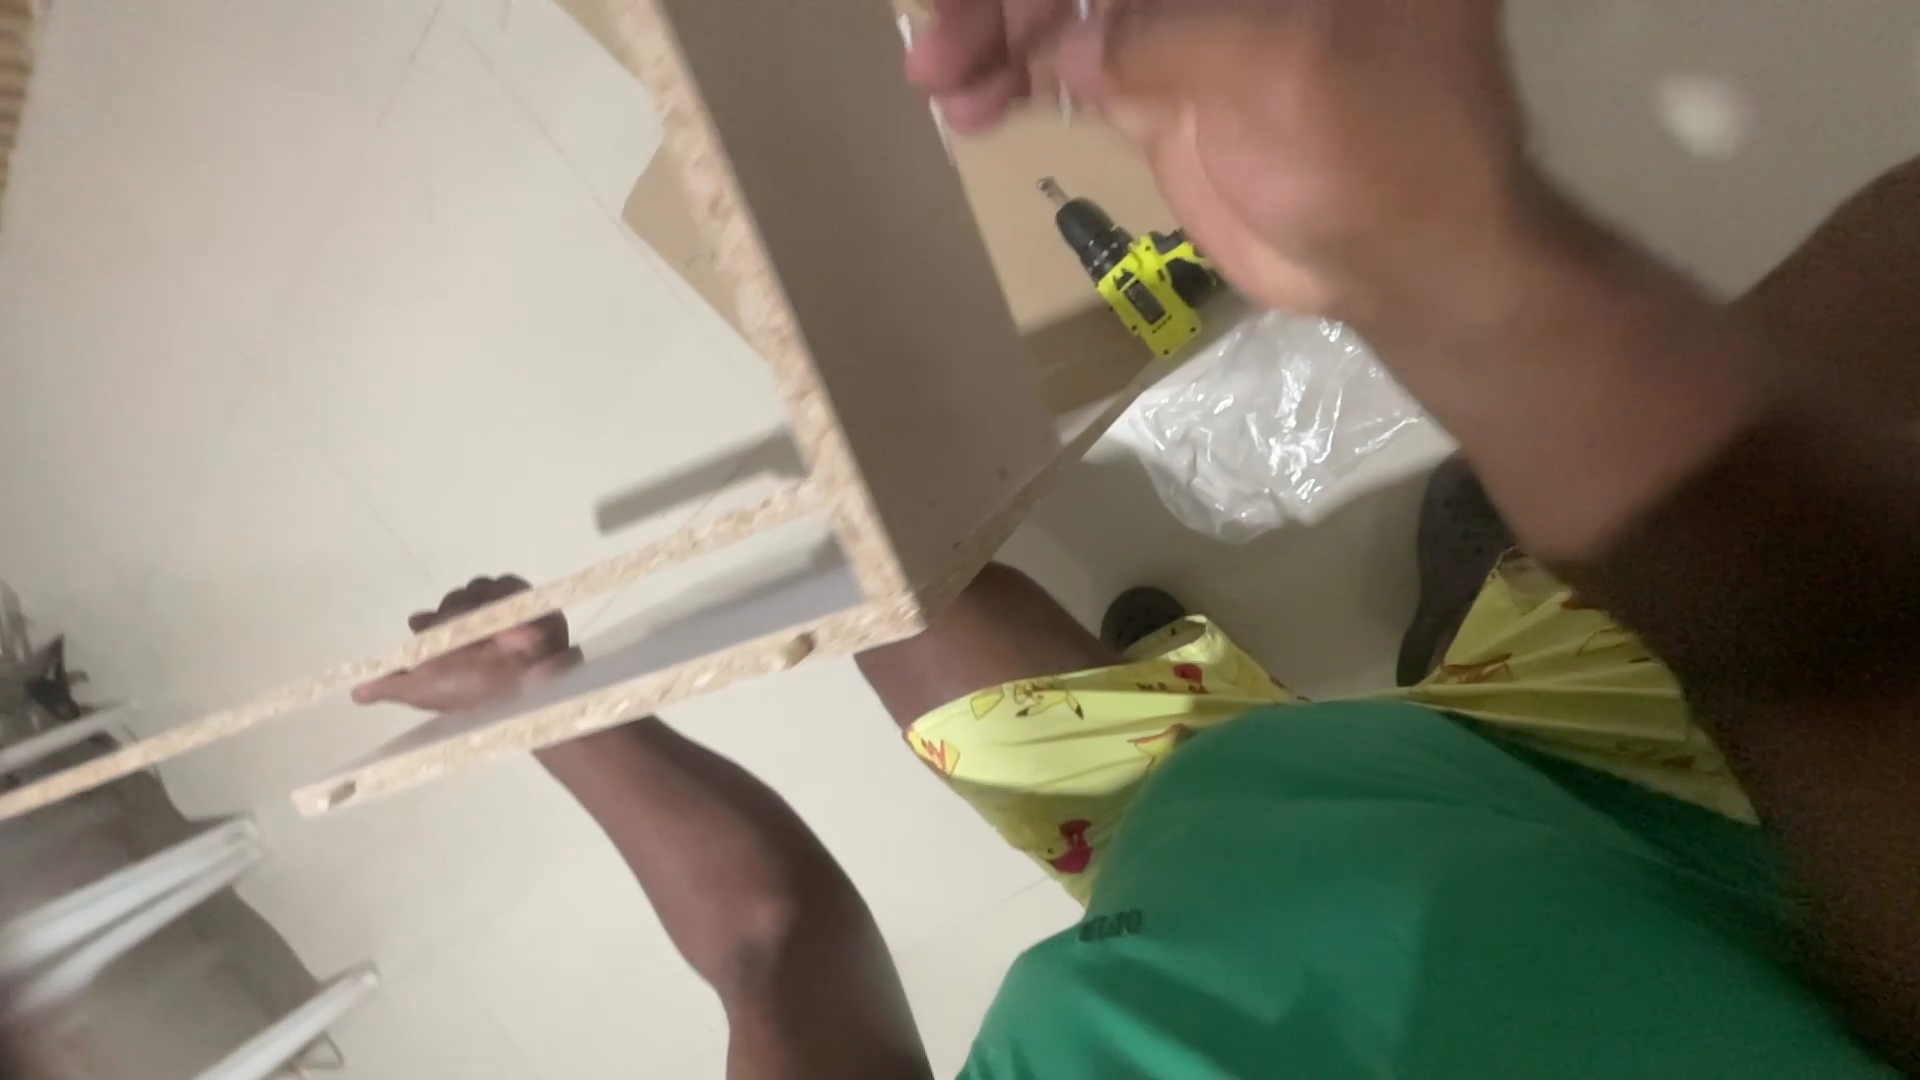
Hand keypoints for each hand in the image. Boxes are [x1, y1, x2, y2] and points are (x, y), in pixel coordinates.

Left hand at [352, 575, 581, 713]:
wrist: (520, 690)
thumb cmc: (469, 690)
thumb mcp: (422, 691)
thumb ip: (392, 685)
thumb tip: (357, 694)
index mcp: (460, 646)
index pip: (439, 620)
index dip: (428, 620)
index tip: (418, 623)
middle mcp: (484, 629)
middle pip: (461, 597)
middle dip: (454, 607)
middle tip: (457, 627)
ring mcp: (510, 615)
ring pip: (484, 587)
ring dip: (478, 600)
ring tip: (483, 623)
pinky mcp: (535, 607)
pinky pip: (513, 585)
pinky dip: (505, 594)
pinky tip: (503, 614)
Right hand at [911, 0, 1538, 320]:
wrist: (1391, 254)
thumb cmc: (1377, 149)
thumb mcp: (1278, 69)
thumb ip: (1164, 36)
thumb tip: (1063, 38)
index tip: (988, 2)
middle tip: (935, 50)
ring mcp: (1181, 24)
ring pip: (1065, 9)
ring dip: (995, 40)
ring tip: (936, 84)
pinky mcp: (1156, 93)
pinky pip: (1070, 70)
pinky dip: (1019, 84)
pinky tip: (971, 109)